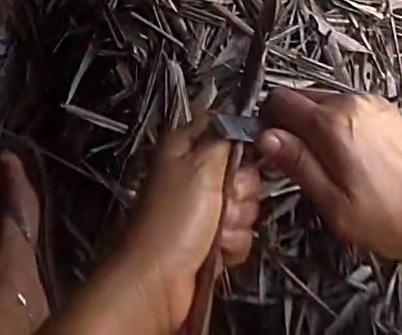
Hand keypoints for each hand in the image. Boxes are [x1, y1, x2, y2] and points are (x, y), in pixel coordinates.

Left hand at [110, 115, 260, 329]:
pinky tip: (217, 248)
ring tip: (216, 229)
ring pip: (244, 203)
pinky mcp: (212, 238)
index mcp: (185, 146)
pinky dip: (233, 243)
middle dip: (240, 189)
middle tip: (223, 200)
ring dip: (236, 219)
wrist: (157, 283)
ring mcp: (203, 207)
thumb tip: (238, 118)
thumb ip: (223, 137)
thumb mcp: (201, 166)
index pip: (223, 127)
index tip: (241, 158)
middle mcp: (194, 172)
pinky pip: (240, 233)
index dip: (238, 140)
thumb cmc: (172, 220)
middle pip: (240, 168)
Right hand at [256, 88, 401, 261]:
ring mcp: (370, 102)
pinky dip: (339, 119)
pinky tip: (351, 152)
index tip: (273, 144)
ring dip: (316, 120)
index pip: (281, 100)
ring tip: (328, 160)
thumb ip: (297, 165)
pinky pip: (348, 104)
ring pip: (325, 98)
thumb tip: (266, 138)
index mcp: (331, 124)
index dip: (270, 121)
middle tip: (300, 159)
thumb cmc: (389, 217)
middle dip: (292, 122)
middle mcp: (350, 103)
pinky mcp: (385, 108)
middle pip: (302, 96)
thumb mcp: (333, 203)